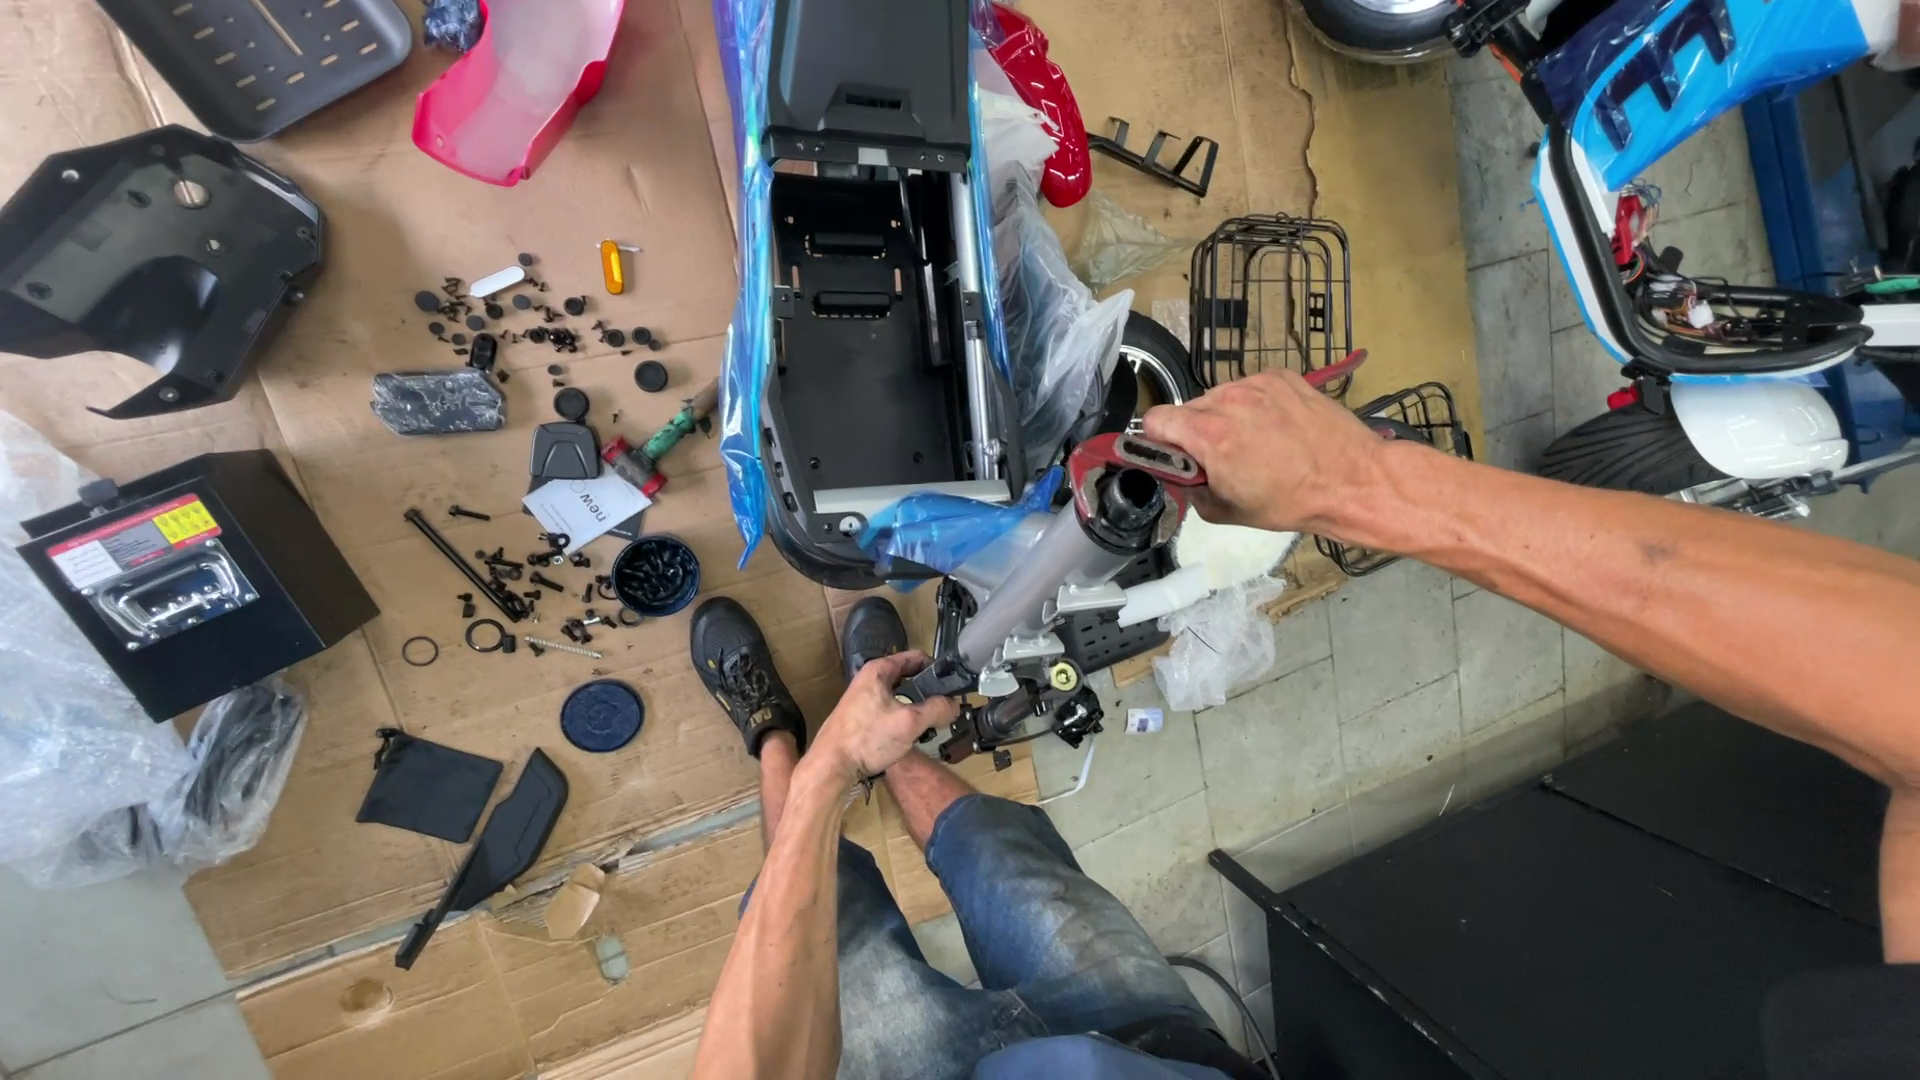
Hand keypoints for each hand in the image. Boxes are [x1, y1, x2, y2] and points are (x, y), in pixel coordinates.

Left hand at [810, 651, 959, 781]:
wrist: (832, 766)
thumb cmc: (866, 739)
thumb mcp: (909, 722)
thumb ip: (936, 709)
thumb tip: (954, 705)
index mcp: (878, 670)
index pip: (915, 657)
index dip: (935, 668)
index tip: (951, 684)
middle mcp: (870, 680)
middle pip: (909, 678)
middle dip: (928, 692)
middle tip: (943, 708)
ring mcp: (864, 700)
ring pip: (900, 697)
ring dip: (916, 709)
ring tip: (930, 725)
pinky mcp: (862, 718)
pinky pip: (891, 712)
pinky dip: (903, 720)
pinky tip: (910, 736)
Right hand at [1143, 369, 1398, 537]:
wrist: (1352, 481)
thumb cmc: (1290, 503)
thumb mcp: (1224, 511)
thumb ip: (1190, 487)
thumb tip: (1179, 473)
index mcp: (1209, 435)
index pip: (1154, 420)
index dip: (1158, 440)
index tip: (1174, 454)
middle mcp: (1228, 401)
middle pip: (1186, 409)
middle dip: (1192, 431)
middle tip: (1218, 456)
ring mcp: (1257, 384)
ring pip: (1216, 397)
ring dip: (1222, 416)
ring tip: (1251, 441)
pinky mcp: (1280, 376)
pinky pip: (1247, 387)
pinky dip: (1250, 405)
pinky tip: (1271, 426)